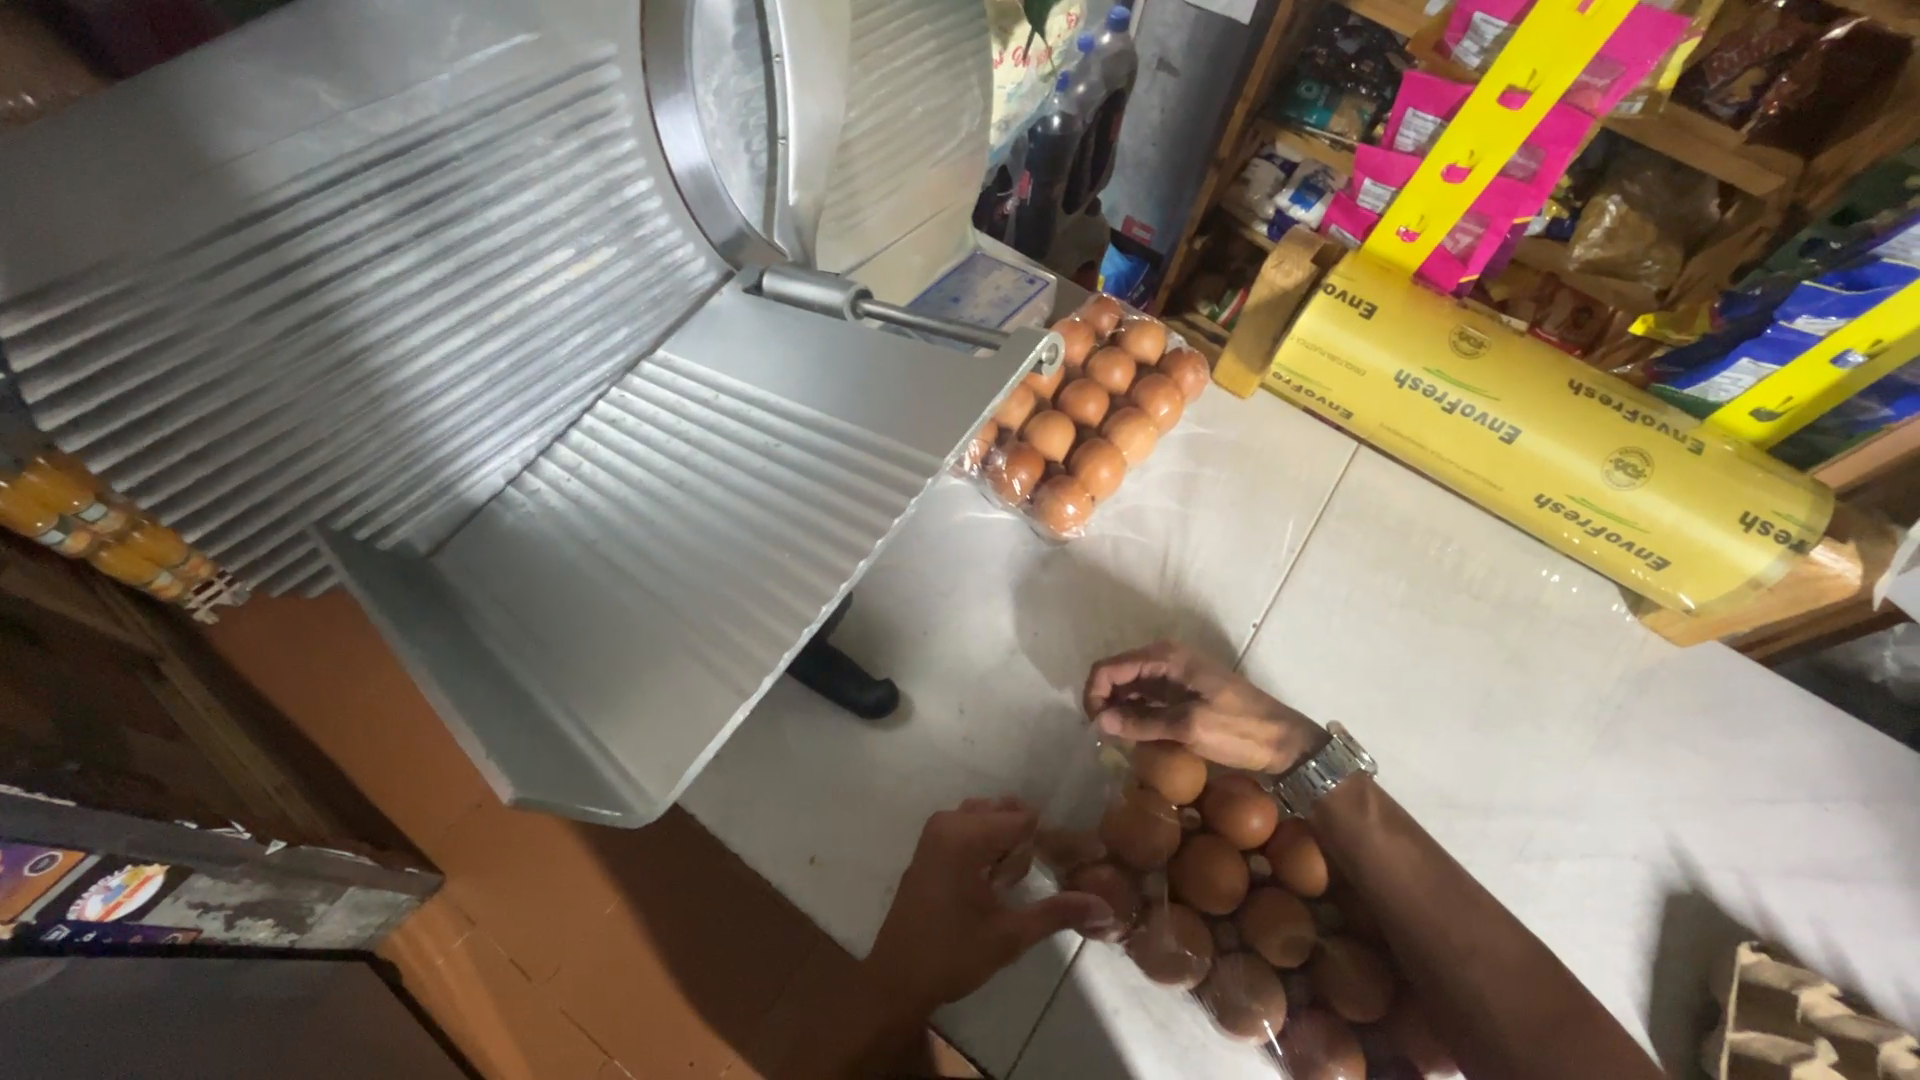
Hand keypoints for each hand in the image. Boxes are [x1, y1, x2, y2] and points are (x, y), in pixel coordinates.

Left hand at [864, 798, 1115, 1015]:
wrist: (895, 980)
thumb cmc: (951, 956)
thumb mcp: (1009, 936)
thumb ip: (1058, 913)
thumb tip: (1106, 908)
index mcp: (965, 835)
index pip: (1025, 819)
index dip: (1055, 838)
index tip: (1083, 857)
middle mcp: (949, 823)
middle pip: (1007, 814)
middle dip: (1029, 842)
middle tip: (1038, 882)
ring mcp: (935, 833)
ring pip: (988, 821)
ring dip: (1007, 846)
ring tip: (1010, 886)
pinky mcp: (930, 847)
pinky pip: (970, 830)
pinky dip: (988, 848)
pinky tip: (994, 883)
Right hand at [1083, 640, 1325, 772]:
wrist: (1285, 742)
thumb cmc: (1240, 730)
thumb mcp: (1189, 728)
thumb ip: (1142, 723)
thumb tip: (1099, 722)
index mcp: (1167, 658)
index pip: (1110, 667)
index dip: (1094, 694)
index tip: (1095, 727)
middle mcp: (1166, 659)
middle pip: (1116, 673)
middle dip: (1103, 701)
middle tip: (1104, 735)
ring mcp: (1174, 675)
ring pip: (1129, 686)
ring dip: (1117, 708)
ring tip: (1116, 739)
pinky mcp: (1181, 692)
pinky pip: (1145, 697)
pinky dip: (1134, 712)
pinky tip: (1134, 735)